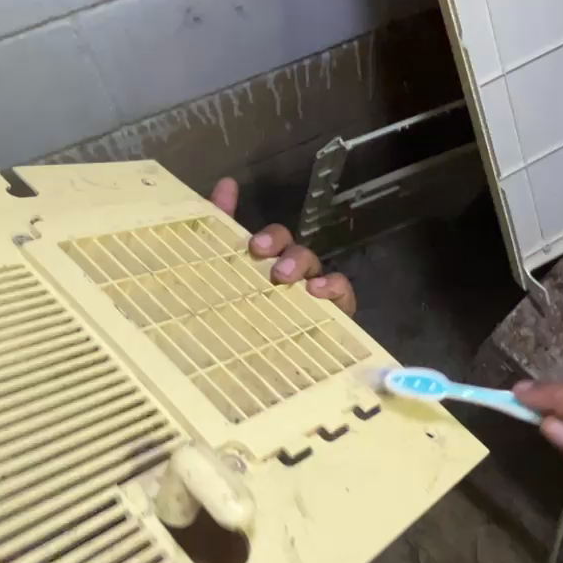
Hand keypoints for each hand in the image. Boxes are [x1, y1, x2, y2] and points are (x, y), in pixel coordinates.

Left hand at [207, 178, 356, 315]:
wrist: (255, 378)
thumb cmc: (239, 318)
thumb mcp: (223, 271)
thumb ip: (219, 228)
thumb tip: (225, 183)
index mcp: (266, 265)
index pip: (274, 239)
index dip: (269, 235)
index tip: (254, 247)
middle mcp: (292, 276)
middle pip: (297, 249)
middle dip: (287, 251)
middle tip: (270, 265)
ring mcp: (315, 294)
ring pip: (317, 267)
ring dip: (305, 266)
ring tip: (289, 280)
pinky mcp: (335, 314)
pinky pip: (343, 294)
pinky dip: (334, 288)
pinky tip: (318, 293)